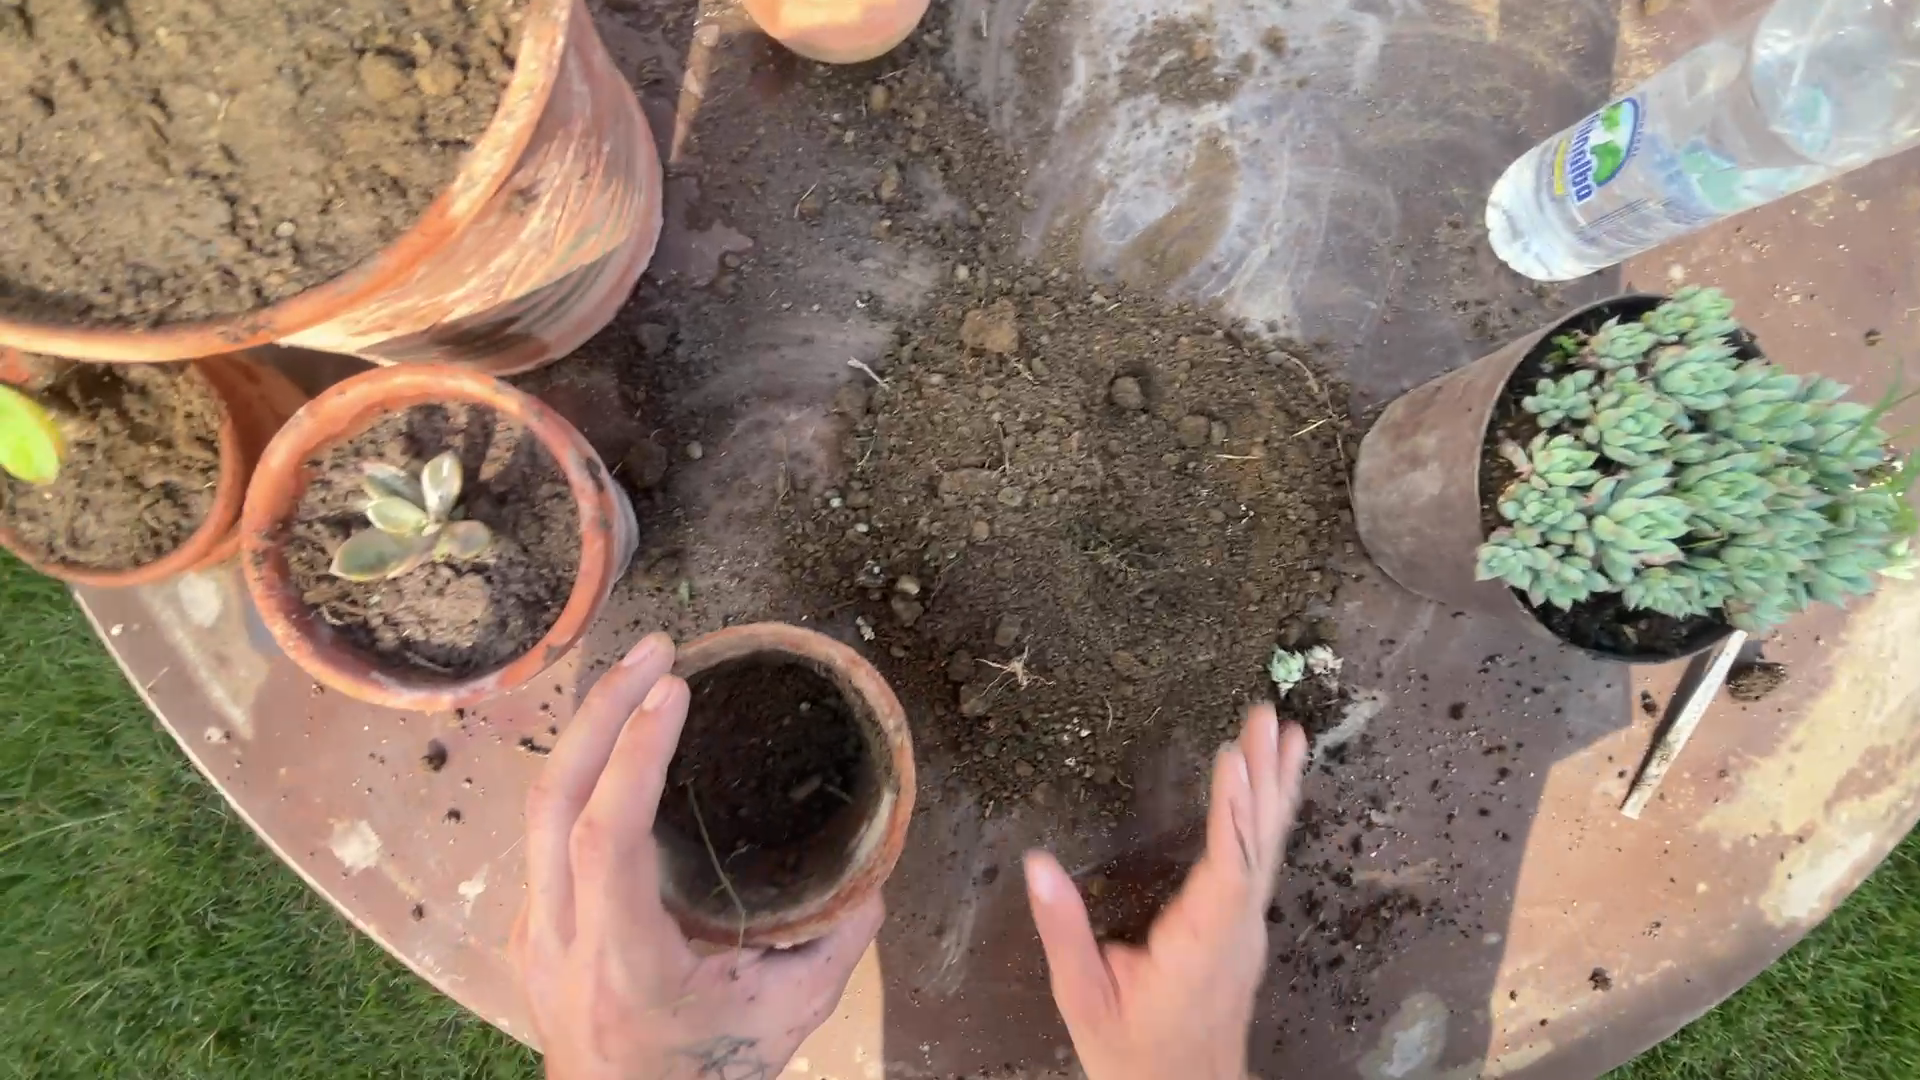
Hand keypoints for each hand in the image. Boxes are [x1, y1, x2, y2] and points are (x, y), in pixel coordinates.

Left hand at [513, 633, 883, 1079]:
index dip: (634, 756)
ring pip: (539, 804)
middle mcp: (561, 936)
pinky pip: (548, 819)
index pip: (608, 842)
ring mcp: (537, 924)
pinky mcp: (536, 914)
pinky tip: (623, 728)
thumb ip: (841, 936)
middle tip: (657, 648)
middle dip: (604, 710)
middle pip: (555, 802)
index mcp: (626, 961)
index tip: (673, 689)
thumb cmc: (712, 1071)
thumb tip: (873, 867)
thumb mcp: (793, 1012)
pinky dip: (587, 757)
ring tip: (639, 666)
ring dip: (591, 724)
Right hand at [1025, 705, 1307, 1079]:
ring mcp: (1248, 926)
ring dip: (1277, 785)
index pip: (1226, 871)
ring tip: (1287, 731)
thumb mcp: (1084, 999)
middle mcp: (1236, 929)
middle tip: (1268, 718)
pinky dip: (1271, 811)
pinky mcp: (1245, 922)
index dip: (1232, 814)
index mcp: (1200, 947)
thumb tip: (1036, 861)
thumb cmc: (1131, 1053)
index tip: (1231, 757)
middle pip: (1258, 844)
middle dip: (1264, 778)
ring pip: (1268, 845)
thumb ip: (1064, 932)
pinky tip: (1276, 783)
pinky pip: (1262, 855)